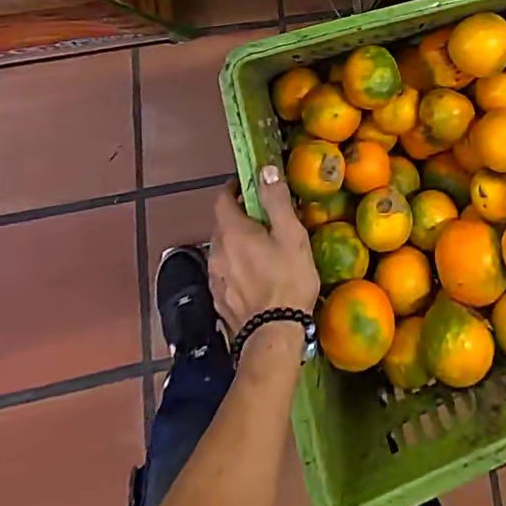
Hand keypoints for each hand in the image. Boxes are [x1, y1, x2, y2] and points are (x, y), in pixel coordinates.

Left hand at [209, 165, 319, 334]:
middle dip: (239, 216)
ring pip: (222, 249)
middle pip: (222, 224)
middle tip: (264, 218)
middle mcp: (216, 251)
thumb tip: (265, 169)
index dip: (234, 188)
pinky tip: (255, 276)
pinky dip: (236, 266)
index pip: (222, 198)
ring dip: (237, 243)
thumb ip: (276, 200)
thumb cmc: (287, 280)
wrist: (273, 336)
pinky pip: (224, 272)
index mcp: (231, 231)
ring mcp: (214, 278)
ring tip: (262, 249)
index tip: (250, 186)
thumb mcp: (290, 235)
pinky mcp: (218, 300)